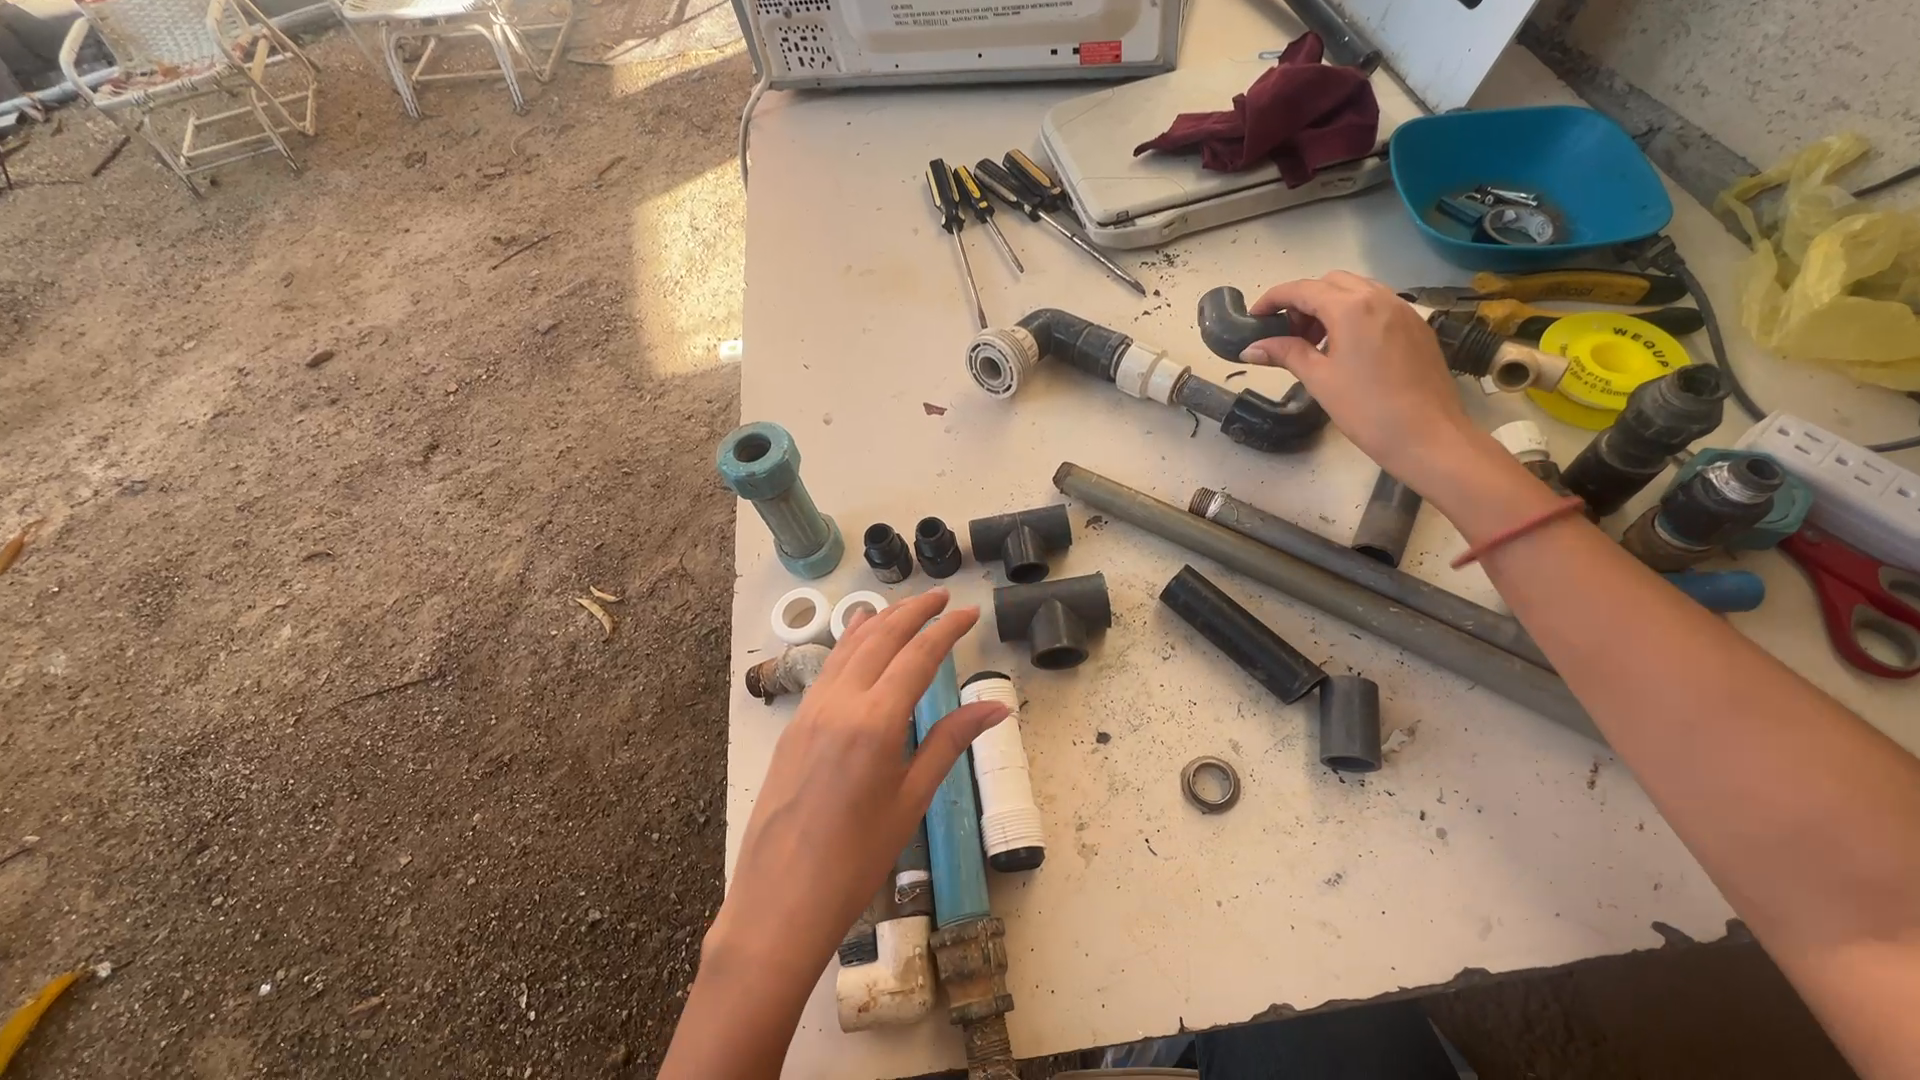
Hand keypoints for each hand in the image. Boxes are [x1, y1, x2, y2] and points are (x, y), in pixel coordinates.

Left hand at [710, 586, 1008, 964]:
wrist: (780, 900)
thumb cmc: (857, 859)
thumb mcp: (911, 800)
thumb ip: (949, 743)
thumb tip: (994, 708)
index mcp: (876, 722)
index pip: (918, 656)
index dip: (947, 629)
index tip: (970, 613)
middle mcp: (839, 704)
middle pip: (880, 639)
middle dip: (913, 612)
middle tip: (942, 598)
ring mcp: (810, 712)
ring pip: (847, 648)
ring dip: (879, 622)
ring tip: (904, 608)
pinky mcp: (793, 726)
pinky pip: (826, 669)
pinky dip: (848, 645)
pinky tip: (857, 641)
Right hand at [1239, 271, 1477, 484]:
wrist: (1428, 436)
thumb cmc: (1367, 409)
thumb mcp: (1319, 380)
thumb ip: (1285, 354)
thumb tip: (1251, 348)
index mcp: (1351, 308)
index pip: (1302, 289)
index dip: (1273, 299)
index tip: (1254, 317)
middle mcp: (1380, 298)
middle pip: (1331, 282)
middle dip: (1303, 300)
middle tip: (1287, 334)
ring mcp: (1403, 310)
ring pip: (1358, 291)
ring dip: (1329, 306)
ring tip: (1316, 343)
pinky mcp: (1417, 327)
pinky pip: (1379, 306)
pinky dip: (1354, 315)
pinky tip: (1347, 349)